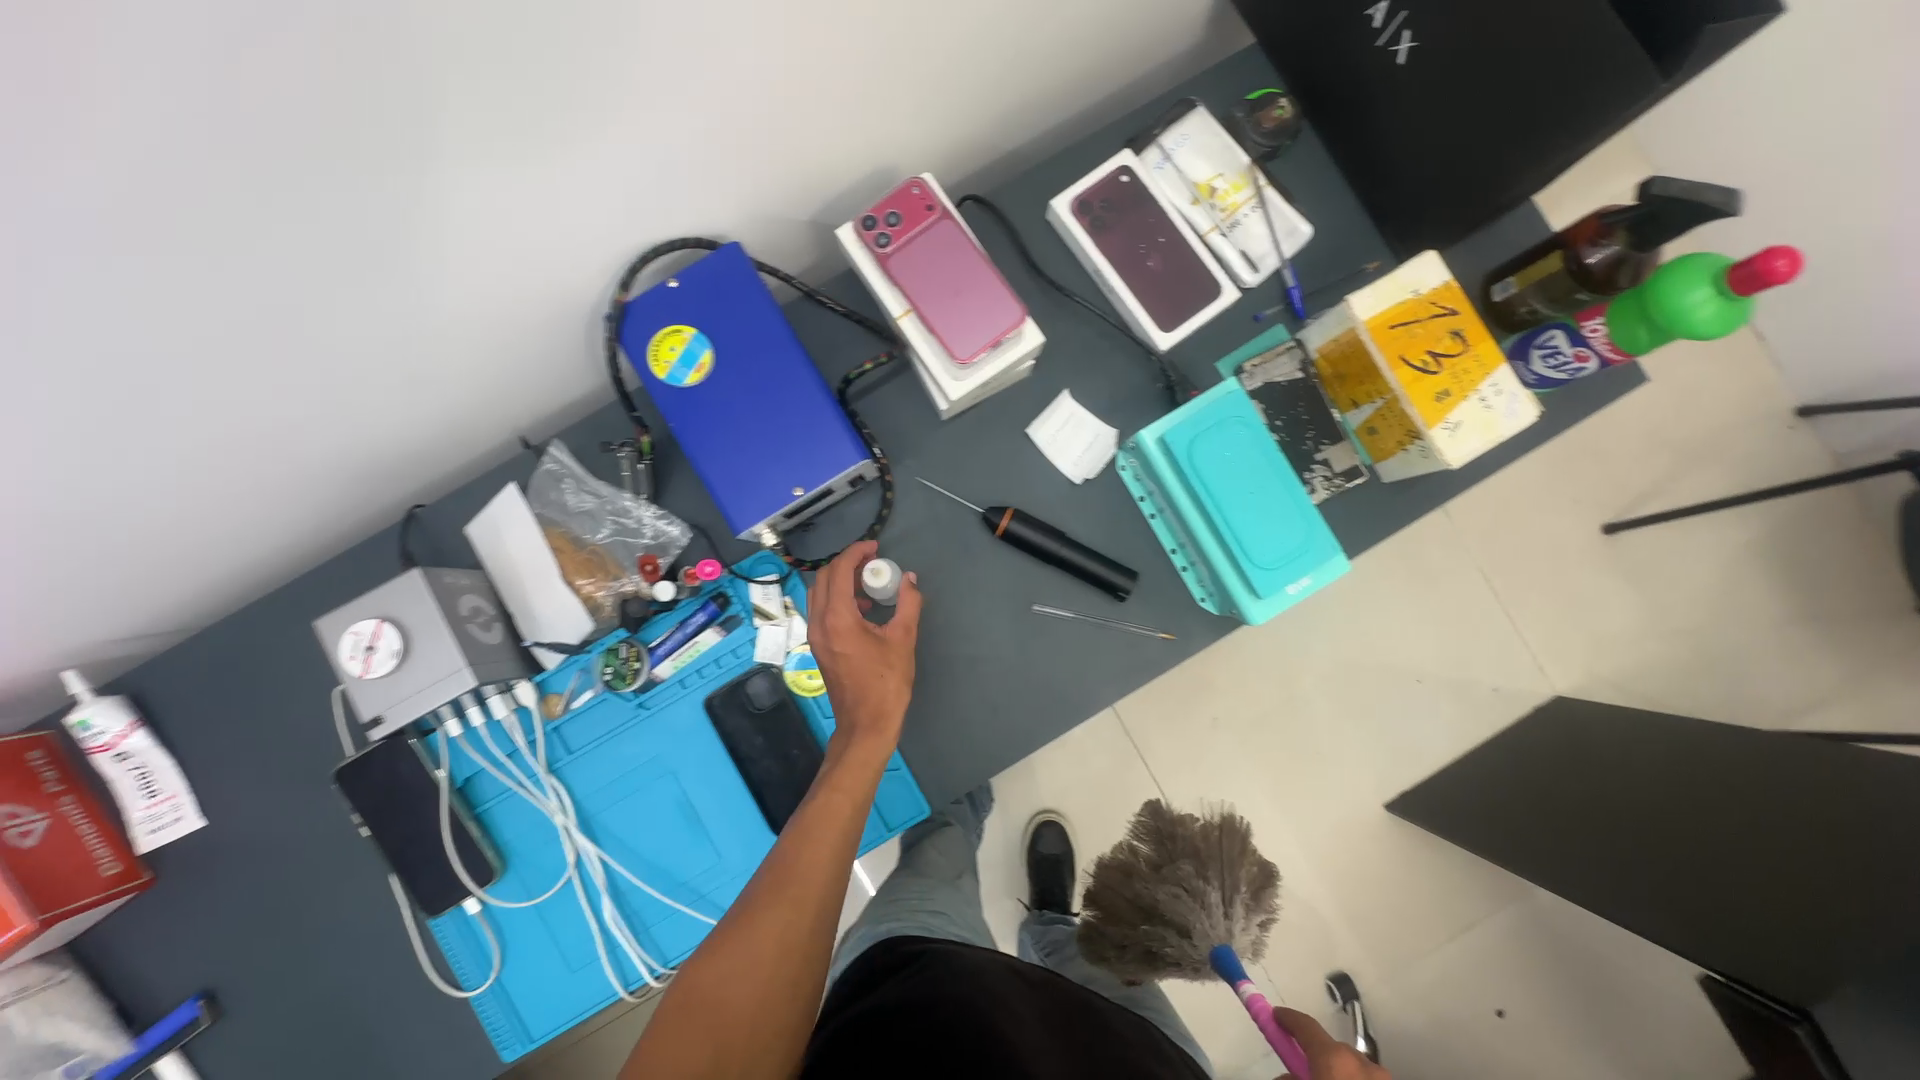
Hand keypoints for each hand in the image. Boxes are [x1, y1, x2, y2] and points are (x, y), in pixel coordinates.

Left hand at [807, 541, 922, 756]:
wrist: (866, 723)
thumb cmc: (886, 683)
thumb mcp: (903, 639)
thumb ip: (908, 604)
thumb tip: (910, 580)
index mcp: (837, 618)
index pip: (838, 571)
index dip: (855, 553)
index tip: (875, 548)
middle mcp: (819, 622)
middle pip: (823, 578)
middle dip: (846, 564)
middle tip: (872, 563)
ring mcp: (815, 636)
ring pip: (819, 594)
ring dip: (840, 581)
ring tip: (869, 584)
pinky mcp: (819, 646)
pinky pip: (822, 611)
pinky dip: (838, 599)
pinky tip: (863, 609)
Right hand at [1273, 1007, 1389, 1079]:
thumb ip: (1290, 1078)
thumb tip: (1286, 1075)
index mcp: (1335, 1057)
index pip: (1306, 1025)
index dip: (1288, 1018)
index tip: (1274, 1014)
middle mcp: (1362, 1061)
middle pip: (1332, 1048)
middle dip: (1317, 1055)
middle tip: (1304, 1069)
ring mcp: (1383, 1076)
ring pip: (1353, 1066)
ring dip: (1339, 1072)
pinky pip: (1367, 1078)